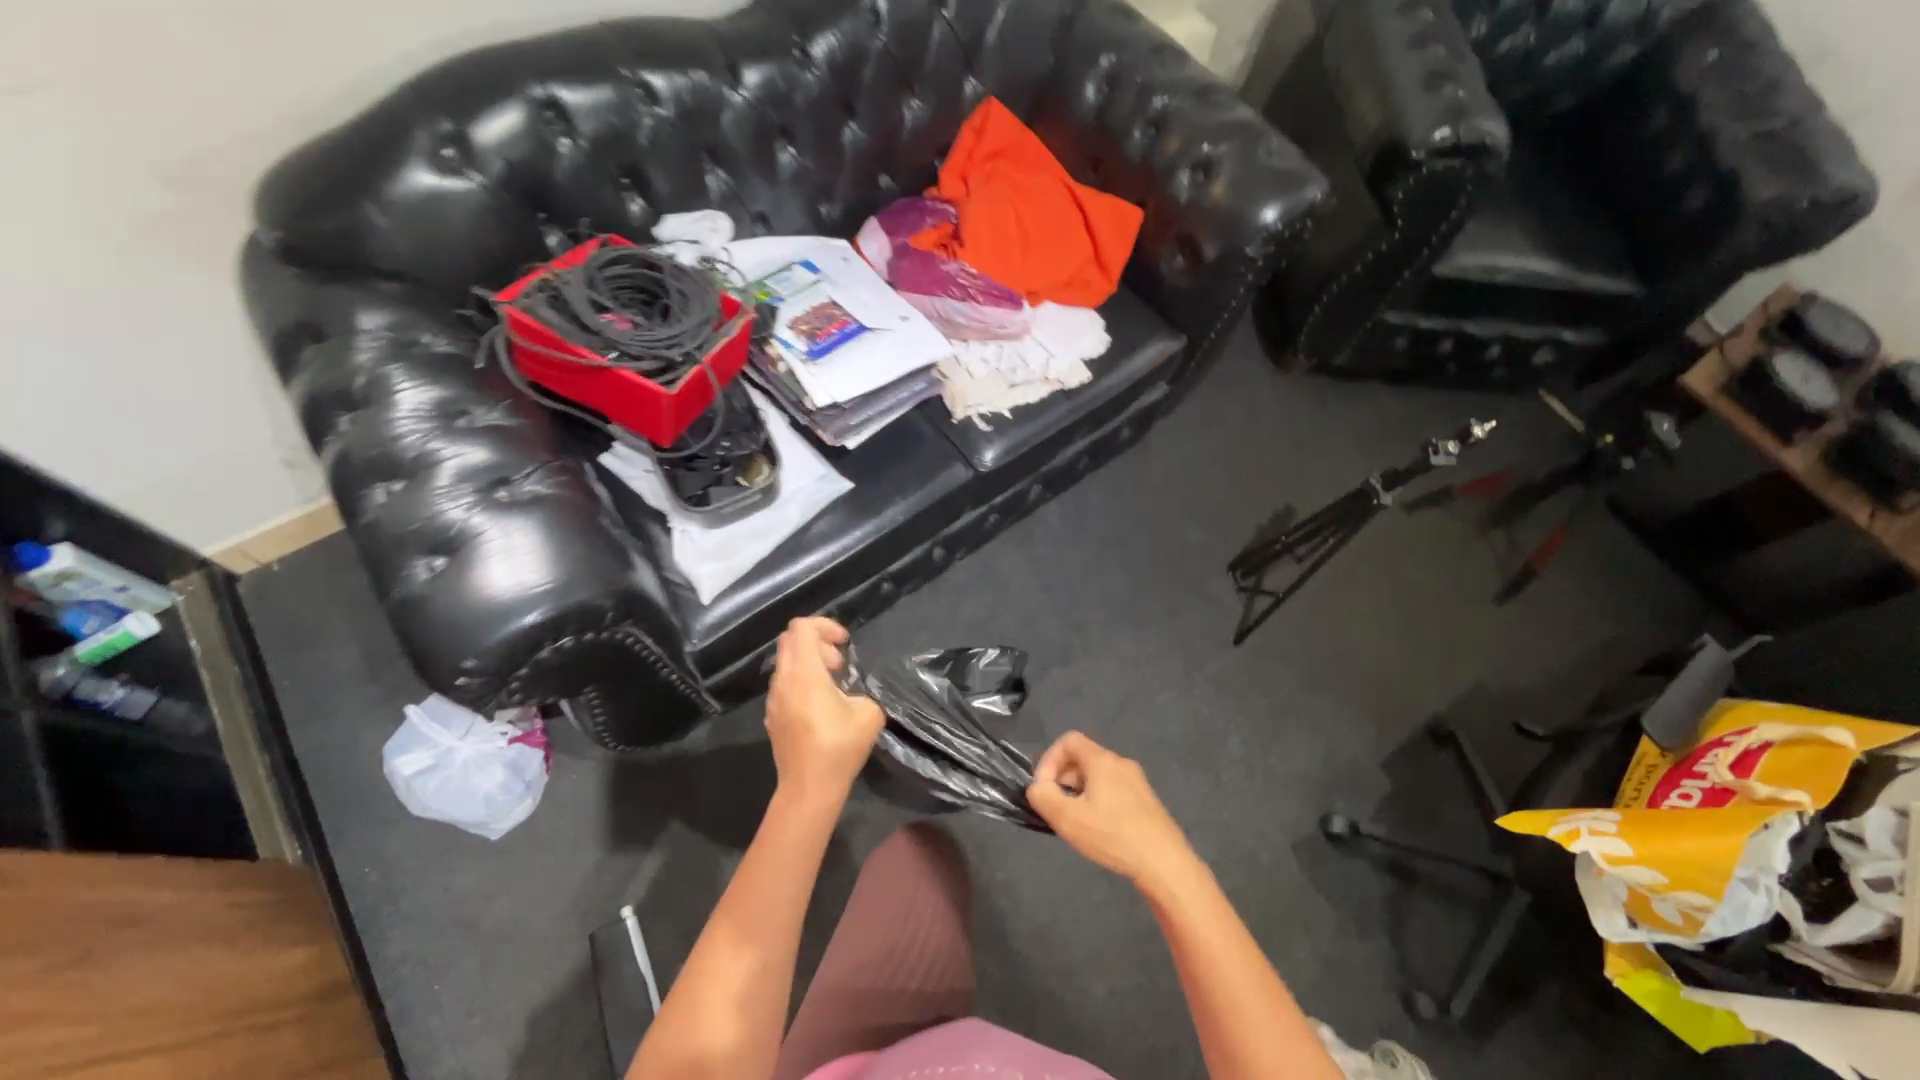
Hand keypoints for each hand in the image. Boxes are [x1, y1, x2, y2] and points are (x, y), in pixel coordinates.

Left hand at [765, 618, 885, 803]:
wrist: (809, 787)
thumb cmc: (839, 748)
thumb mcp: (869, 713)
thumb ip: (866, 690)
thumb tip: (859, 688)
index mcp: (804, 674)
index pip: (802, 627)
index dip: (825, 626)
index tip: (844, 645)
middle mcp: (783, 680)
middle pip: (790, 639)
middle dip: (817, 642)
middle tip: (839, 663)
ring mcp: (773, 699)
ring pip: (785, 663)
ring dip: (808, 663)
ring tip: (833, 685)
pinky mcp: (772, 716)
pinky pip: (783, 684)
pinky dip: (800, 681)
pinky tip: (820, 706)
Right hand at [1027, 731, 1197, 886]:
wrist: (1164, 862)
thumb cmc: (1112, 835)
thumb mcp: (1067, 818)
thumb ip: (1043, 797)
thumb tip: (1038, 788)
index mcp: (1102, 760)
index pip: (1068, 740)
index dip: (1048, 760)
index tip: (1044, 789)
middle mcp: (1121, 763)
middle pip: (1082, 758)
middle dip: (1062, 779)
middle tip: (1057, 810)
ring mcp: (1137, 782)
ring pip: (1097, 776)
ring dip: (1079, 793)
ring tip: (1076, 822)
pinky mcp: (1146, 800)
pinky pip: (1113, 790)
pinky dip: (1097, 801)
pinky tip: (1099, 830)